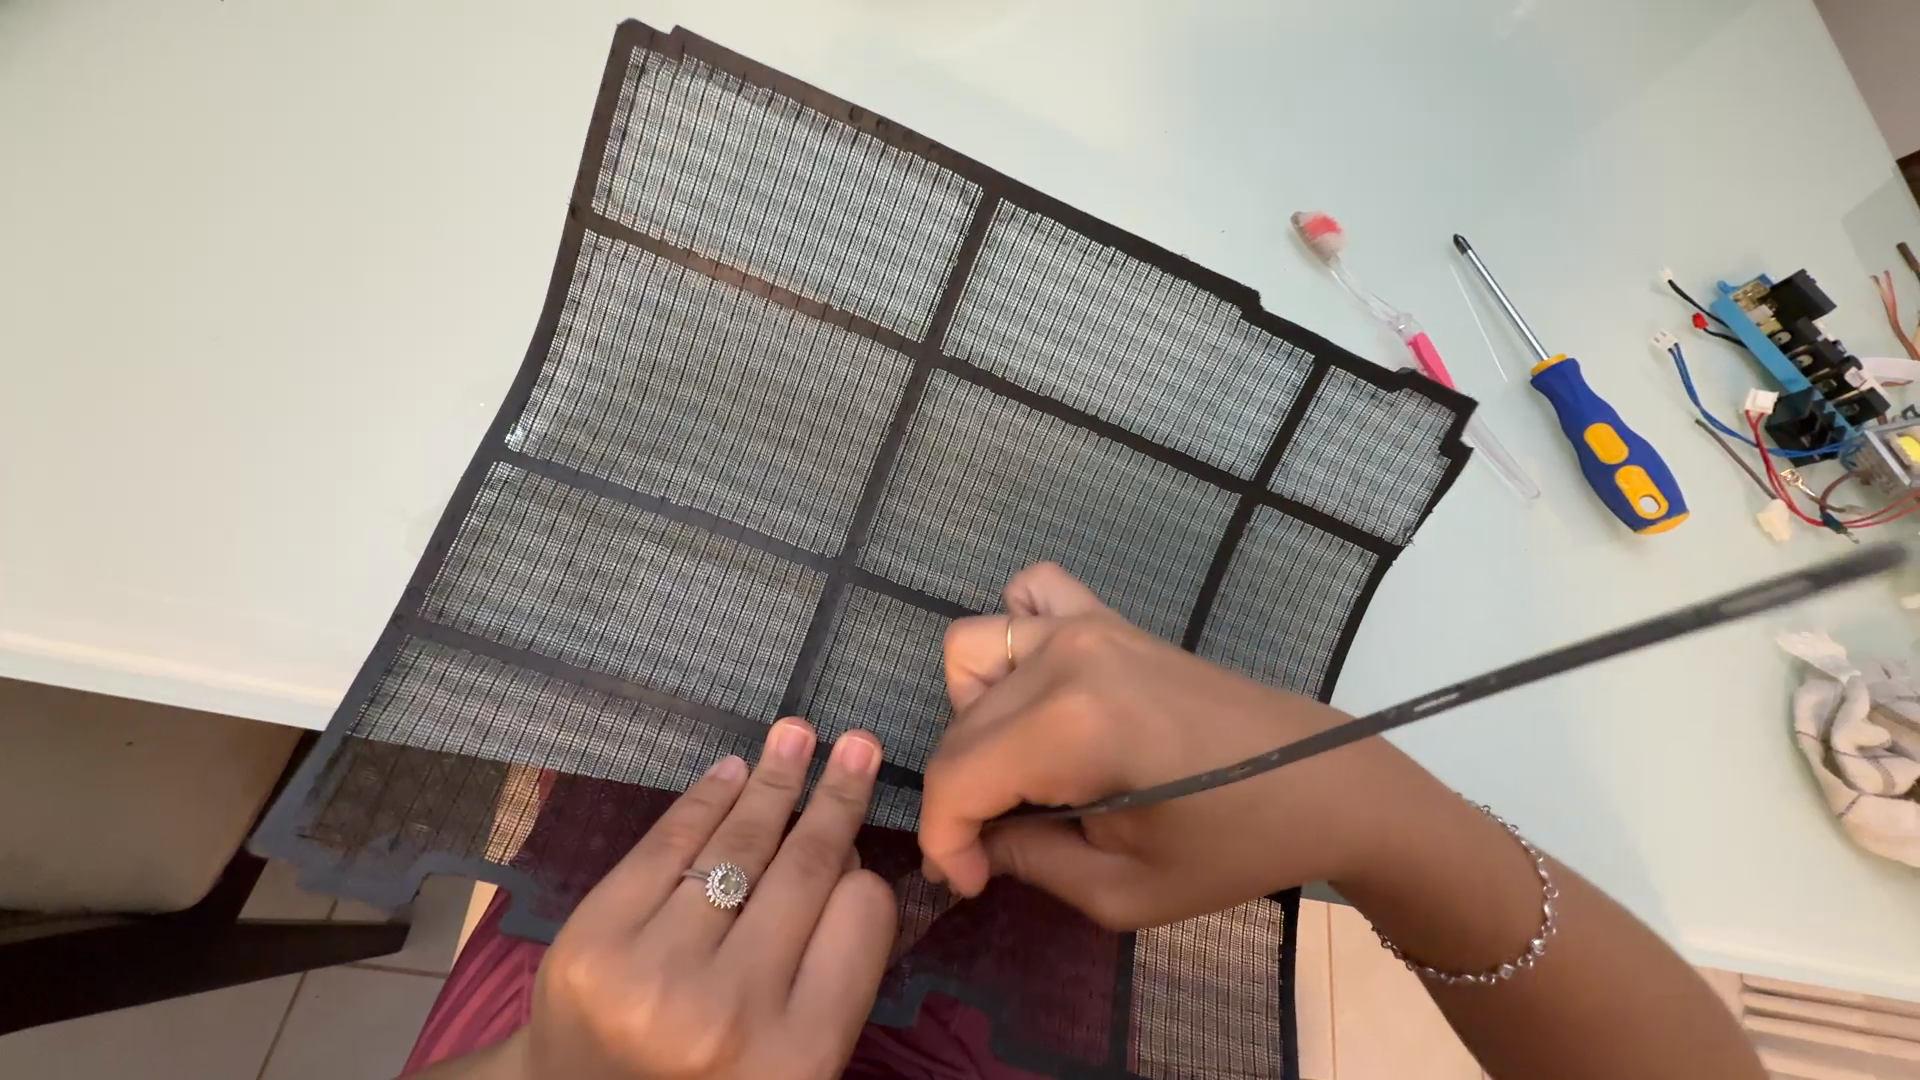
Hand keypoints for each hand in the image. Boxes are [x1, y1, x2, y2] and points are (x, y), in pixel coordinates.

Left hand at [516, 719, 897, 1079]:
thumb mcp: (797, 1059)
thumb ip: (834, 968)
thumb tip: (842, 848)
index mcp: (798, 1057)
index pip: (862, 914)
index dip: (863, 874)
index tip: (856, 857)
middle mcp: (729, 1013)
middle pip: (806, 867)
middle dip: (839, 795)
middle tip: (860, 743)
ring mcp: (653, 973)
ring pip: (741, 844)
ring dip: (776, 778)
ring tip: (798, 733)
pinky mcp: (594, 939)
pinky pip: (670, 841)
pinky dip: (707, 797)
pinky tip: (733, 770)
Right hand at [920, 562, 1441, 928]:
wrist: (1318, 780)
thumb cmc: (1232, 846)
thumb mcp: (1122, 891)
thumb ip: (1027, 861)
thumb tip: (970, 848)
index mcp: (1070, 727)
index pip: (956, 776)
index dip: (944, 839)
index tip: (970, 880)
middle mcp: (1064, 657)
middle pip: (960, 724)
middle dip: (959, 796)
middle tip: (998, 847)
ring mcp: (1085, 623)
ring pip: (971, 651)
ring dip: (973, 716)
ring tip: (1021, 764)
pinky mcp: (1106, 615)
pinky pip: (1031, 592)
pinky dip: (1014, 632)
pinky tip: (1038, 681)